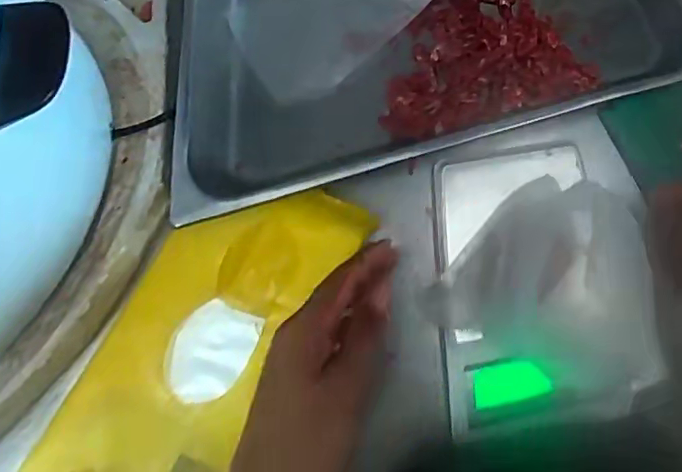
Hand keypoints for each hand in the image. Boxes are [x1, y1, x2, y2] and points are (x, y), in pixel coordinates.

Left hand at [233, 240, 398, 471]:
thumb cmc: (311, 437)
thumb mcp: (347, 386)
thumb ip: (365, 334)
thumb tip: (380, 288)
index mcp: (303, 329)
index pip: (339, 282)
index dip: (366, 261)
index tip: (394, 245)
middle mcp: (292, 334)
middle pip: (330, 293)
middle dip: (361, 273)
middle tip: (393, 258)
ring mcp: (288, 357)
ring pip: (326, 312)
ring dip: (354, 295)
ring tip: (383, 283)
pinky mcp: (290, 378)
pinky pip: (323, 331)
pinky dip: (345, 319)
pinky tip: (360, 325)